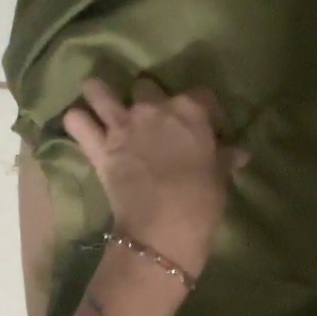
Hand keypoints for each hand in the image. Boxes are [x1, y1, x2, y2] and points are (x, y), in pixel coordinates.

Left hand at [62, 77, 243, 271]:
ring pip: (99, 90)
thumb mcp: (219, 178)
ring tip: (101, 100)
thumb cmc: (201, 201)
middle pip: (147, 86)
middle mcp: (154, 108)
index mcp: (190, 110)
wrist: (163, 229)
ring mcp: (122, 125)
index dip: (207, 111)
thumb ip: (225, 159)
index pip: (203, 96)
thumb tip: (240, 153)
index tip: (210, 130)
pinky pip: (77, 122)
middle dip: (151, 98)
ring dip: (98, 93)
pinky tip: (81, 125)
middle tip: (155, 121)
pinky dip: (76, 121)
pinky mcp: (98, 147)